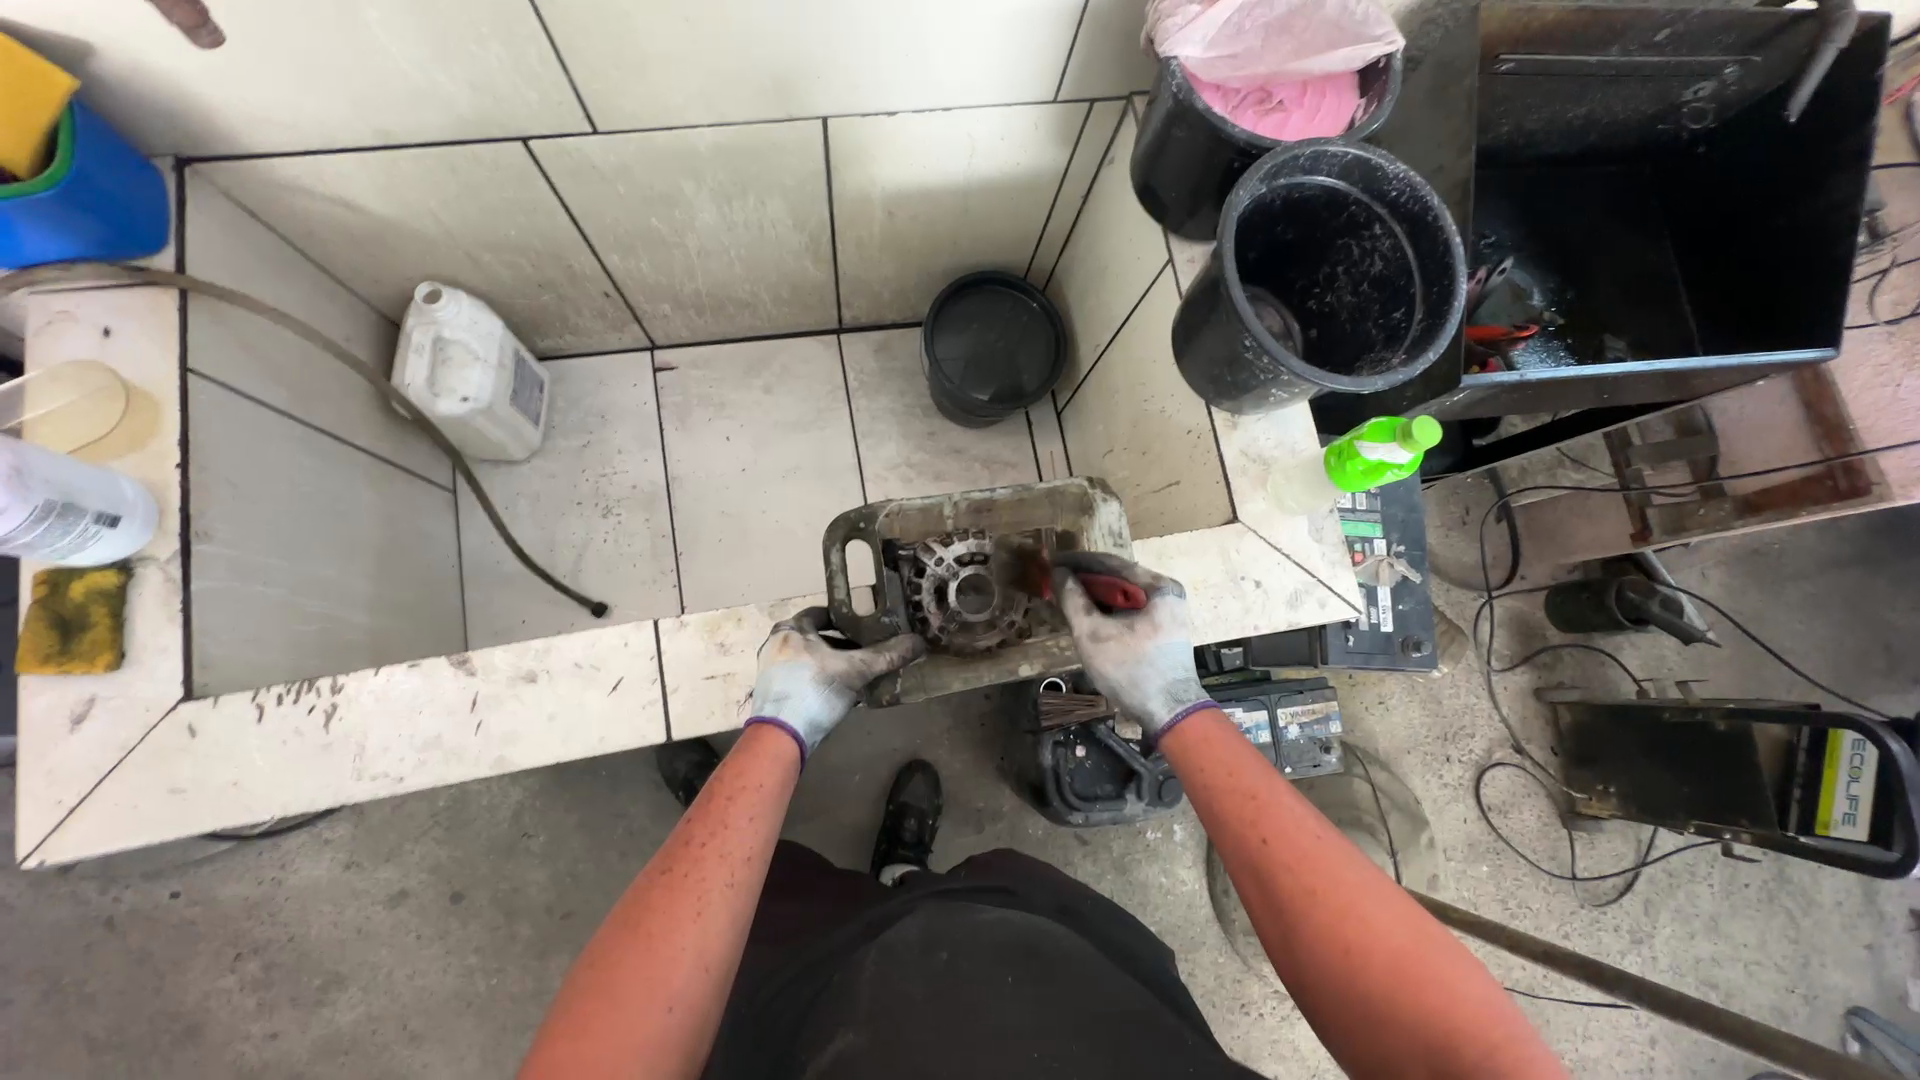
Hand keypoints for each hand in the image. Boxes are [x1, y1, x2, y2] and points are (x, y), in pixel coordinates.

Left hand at [744, 607, 925, 762]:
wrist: (781, 735)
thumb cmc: (815, 690)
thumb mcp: (856, 670)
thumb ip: (886, 656)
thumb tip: (918, 642)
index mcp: (792, 629)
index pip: (821, 613)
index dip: (844, 618)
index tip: (864, 626)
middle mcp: (777, 644)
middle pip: (815, 637)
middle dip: (840, 644)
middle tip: (864, 652)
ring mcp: (771, 670)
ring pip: (809, 659)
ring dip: (831, 664)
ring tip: (856, 674)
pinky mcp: (773, 693)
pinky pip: (802, 678)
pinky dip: (820, 680)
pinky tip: (839, 694)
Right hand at [1051, 552, 1211, 738]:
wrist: (1169, 713)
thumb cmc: (1131, 671)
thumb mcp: (1093, 634)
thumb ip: (1073, 600)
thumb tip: (1059, 573)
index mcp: (1159, 587)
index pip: (1111, 563)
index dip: (1078, 561)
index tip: (1051, 561)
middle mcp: (1167, 593)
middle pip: (1119, 578)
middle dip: (1086, 579)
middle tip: (1056, 579)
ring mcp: (1167, 612)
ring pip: (1123, 595)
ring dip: (1095, 595)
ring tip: (1067, 596)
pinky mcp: (1162, 629)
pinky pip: (1130, 610)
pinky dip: (1108, 610)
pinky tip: (1087, 615)